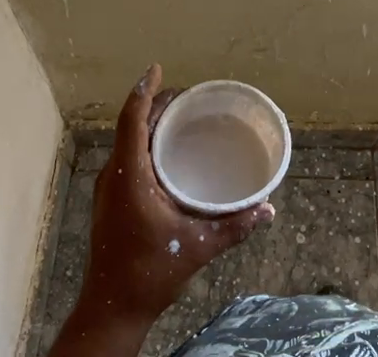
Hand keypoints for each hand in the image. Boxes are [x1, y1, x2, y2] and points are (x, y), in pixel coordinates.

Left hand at [77, 65, 273, 324]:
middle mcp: (114, 175)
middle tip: (186, 94)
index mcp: (129, 175)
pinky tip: (167, 153)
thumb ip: (234, 226)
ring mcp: (109, 188)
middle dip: (155, 104)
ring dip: (149, 123)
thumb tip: (268, 208)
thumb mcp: (197, 247)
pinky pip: (127, 157)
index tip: (157, 68)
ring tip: (179, 115)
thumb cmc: (149, 273)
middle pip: (131, 126)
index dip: (144, 91)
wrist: (112, 308)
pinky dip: (146, 143)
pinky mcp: (111, 200)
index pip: (132, 120)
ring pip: (127, 142)